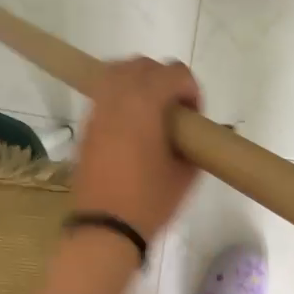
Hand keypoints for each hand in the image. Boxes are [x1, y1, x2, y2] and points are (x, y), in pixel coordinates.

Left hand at [71, 58, 202, 241]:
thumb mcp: (184, 177)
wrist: (104, 228)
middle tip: (174, 114)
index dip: (191, 90)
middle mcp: (119, 96)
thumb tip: (206, 135)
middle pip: (144, 65)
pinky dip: (120, 99)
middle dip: (164, 81)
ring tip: (151, 115)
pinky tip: (131, 128)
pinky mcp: (86, 125)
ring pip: (118, 73)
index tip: (194, 117)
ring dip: (139, 84)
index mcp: (146, 102)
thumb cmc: (149, 202)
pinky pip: (104, 94)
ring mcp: (98, 109)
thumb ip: (197, 148)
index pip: (175, 73)